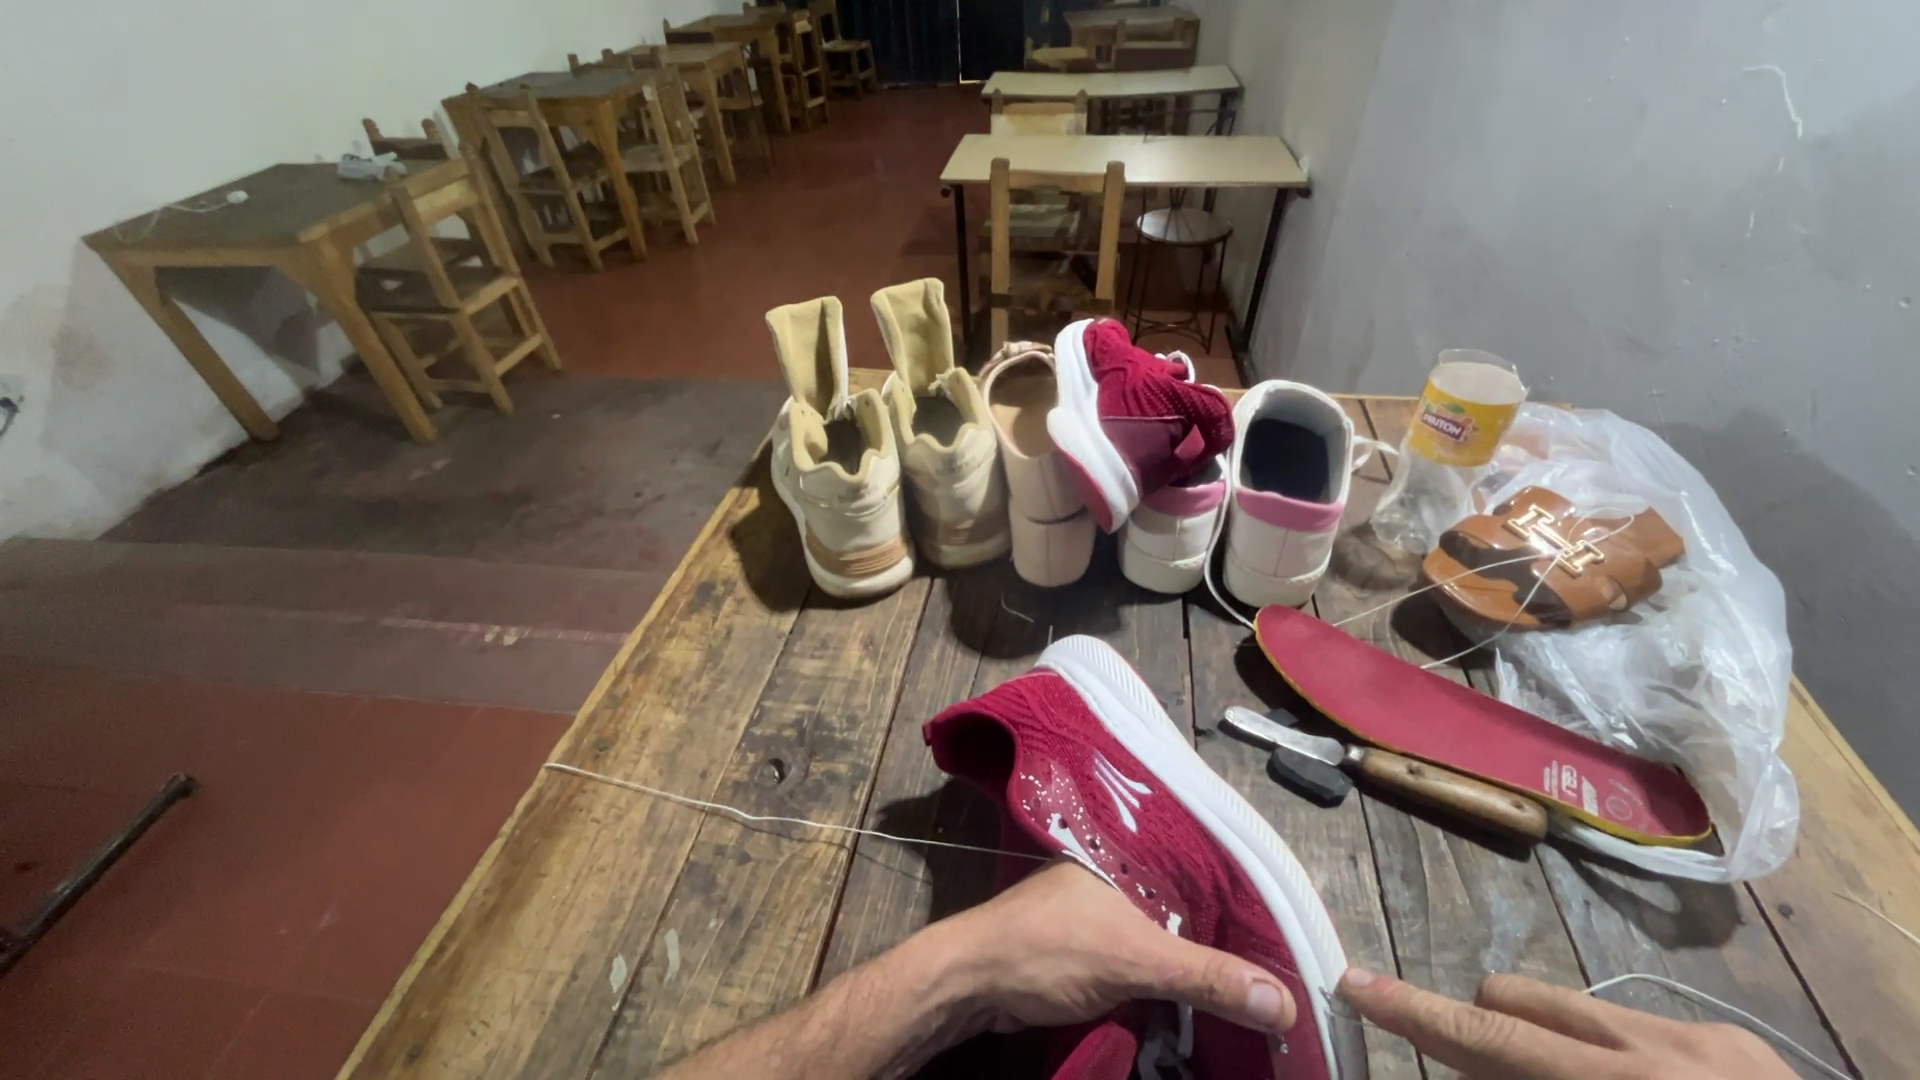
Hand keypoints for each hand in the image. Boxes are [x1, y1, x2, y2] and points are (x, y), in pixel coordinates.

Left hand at [932, 859, 1295, 1035]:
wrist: (973, 982)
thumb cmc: (1049, 950)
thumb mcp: (1134, 959)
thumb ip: (1205, 975)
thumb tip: (1286, 1004)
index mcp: (1129, 856)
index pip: (1202, 869)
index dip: (1244, 900)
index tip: (1293, 934)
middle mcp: (1119, 873)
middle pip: (1188, 904)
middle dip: (1227, 935)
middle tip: (1284, 969)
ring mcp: (1103, 908)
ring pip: (1167, 931)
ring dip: (1200, 959)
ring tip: (1256, 984)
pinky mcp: (1091, 943)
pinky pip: (1147, 953)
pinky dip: (1172, 973)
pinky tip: (1202, 993)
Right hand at [1338, 968, 1796, 1078]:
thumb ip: (1520, 1078)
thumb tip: (1467, 1064)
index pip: (1489, 1042)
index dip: (1413, 1014)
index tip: (1351, 981)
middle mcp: (1660, 1053)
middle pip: (1510, 1000)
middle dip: (1477, 1031)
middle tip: (1483, 1077)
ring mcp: (1709, 1042)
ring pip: (1566, 1006)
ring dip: (1544, 1047)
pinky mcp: (1742, 1044)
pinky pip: (1628, 1023)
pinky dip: (1606, 1057)